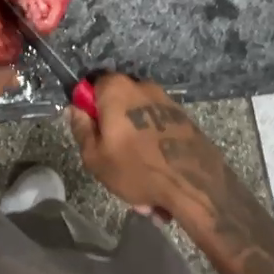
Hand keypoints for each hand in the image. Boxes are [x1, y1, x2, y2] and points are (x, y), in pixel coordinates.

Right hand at [67, 74, 224, 214]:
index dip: (88, 110)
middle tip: (115, 161)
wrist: (197, 186)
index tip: (92, 135)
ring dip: (137, 144)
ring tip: (141, 180)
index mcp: (116, 88)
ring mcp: (167, 102)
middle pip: (118, 104)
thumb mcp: (95, 156)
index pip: (91, 86)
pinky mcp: (186, 119)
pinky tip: (159, 176)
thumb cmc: (137, 168)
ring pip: (141, 121)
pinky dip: (156, 148)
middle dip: (115, 130)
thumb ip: (80, 128)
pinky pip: (160, 131)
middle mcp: (142, 86)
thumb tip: (76, 109)